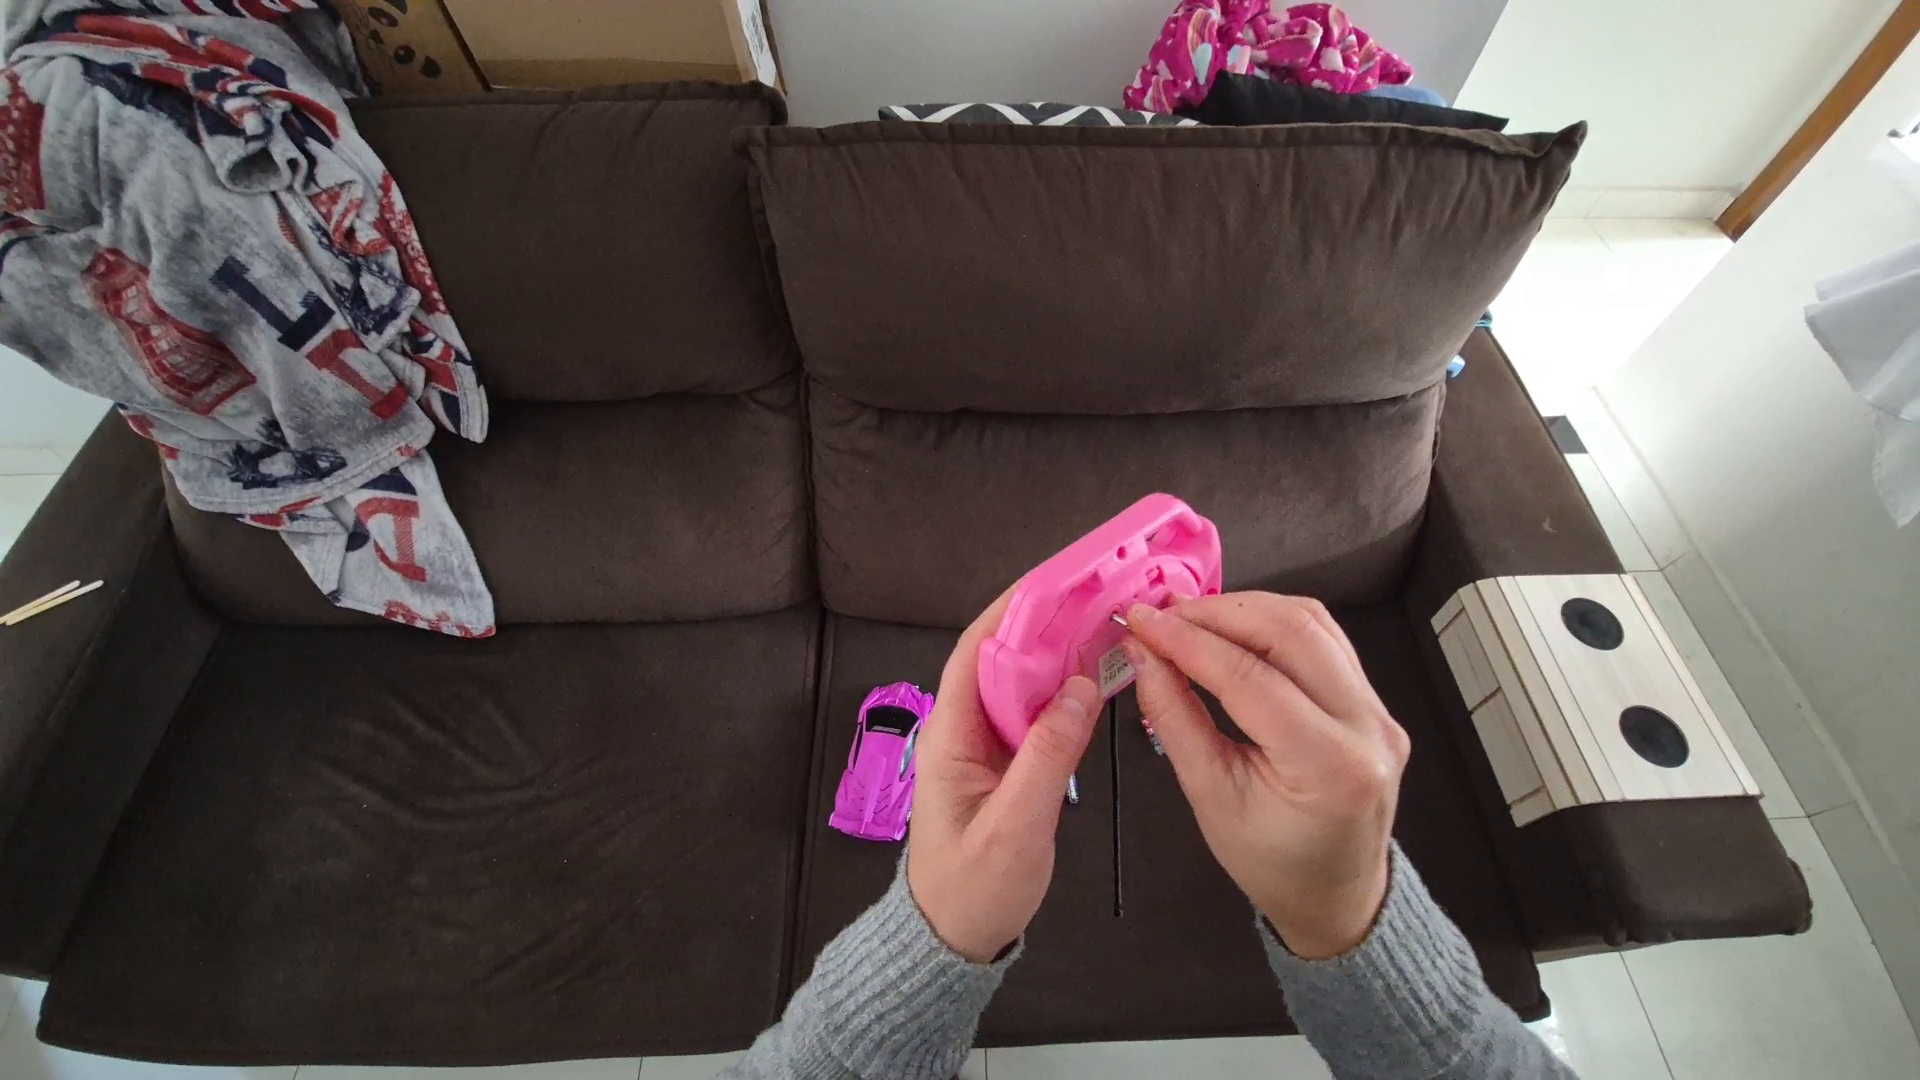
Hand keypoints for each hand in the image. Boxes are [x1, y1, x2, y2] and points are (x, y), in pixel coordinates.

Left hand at [906, 588, 1103, 962]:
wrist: (953, 937)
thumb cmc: (973, 887)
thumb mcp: (1014, 826)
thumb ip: (1047, 757)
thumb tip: (1081, 687)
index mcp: (951, 732)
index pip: (975, 651)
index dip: (1011, 611)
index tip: (1053, 581)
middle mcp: (964, 725)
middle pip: (1000, 658)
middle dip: (1042, 623)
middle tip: (1092, 594)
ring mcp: (984, 743)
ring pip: (1020, 682)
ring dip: (1055, 652)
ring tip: (1099, 621)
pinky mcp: (1004, 759)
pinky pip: (1033, 713)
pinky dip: (1061, 691)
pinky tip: (1092, 677)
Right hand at [1122, 593, 1409, 959]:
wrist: (1336, 891)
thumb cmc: (1267, 859)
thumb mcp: (1208, 794)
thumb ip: (1173, 716)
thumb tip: (1140, 652)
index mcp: (1329, 766)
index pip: (1249, 678)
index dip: (1187, 641)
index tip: (1139, 622)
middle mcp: (1368, 726)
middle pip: (1291, 632)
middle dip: (1216, 612)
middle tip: (1161, 615)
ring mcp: (1378, 708)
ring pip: (1311, 621)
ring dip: (1243, 608)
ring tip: (1188, 618)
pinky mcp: (1372, 698)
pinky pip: (1322, 635)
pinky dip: (1269, 619)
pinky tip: (1230, 627)